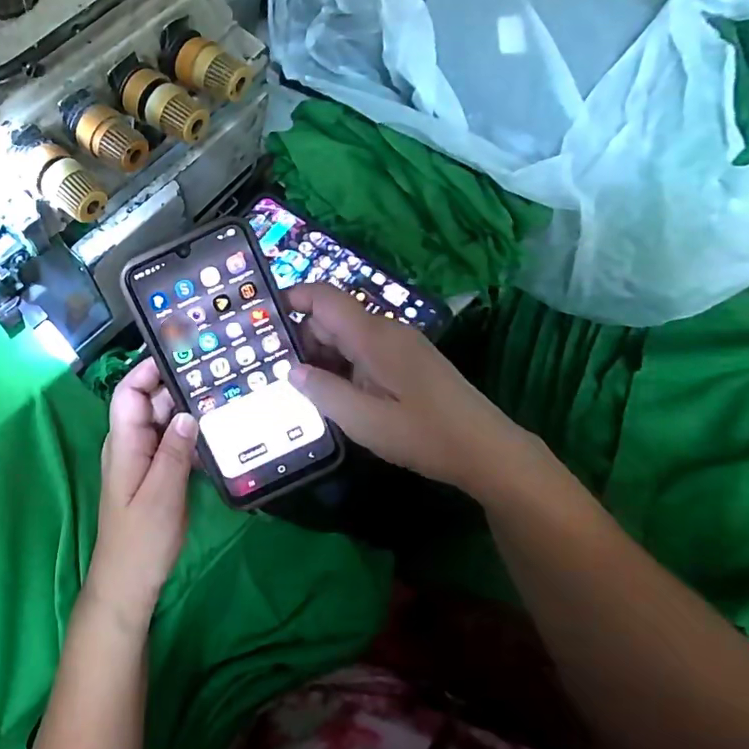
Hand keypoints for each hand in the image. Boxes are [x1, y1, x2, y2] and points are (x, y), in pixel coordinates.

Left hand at [87, 358, 198, 631]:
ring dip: (186, 409)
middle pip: (149, 402)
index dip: (148, 369)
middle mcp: (130, 444)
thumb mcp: (161, 495)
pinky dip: (188, 433)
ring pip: (162, 422)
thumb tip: (187, 412)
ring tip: (221, 393)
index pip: (128, 392)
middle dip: (176, 386)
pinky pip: (170, 442)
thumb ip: (174, 452)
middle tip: (215, 371)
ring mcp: (141, 459)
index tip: (181, 353)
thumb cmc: (140, 539)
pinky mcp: (154, 474)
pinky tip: (214, 430)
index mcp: (123, 443)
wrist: (128, 581)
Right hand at [285, 284, 541, 496]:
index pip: (323, 297)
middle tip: (272, 370)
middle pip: (330, 318)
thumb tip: (292, 370)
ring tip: (296, 388)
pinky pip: (361, 352)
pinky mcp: (405, 362)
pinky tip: (331, 396)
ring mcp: (397, 346)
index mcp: (373, 336)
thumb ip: (322, 391)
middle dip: (300, 339)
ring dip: (320, 358)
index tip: (261, 319)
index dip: (290, 298)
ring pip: (344, 337)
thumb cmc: (424, 434)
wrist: (487, 451)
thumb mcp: (363, 420)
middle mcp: (384, 331)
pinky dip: (340, 367)